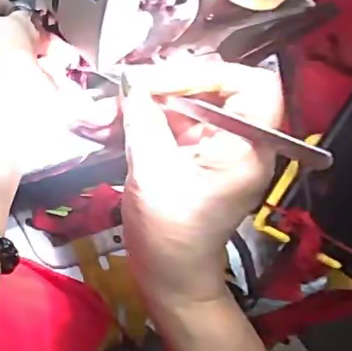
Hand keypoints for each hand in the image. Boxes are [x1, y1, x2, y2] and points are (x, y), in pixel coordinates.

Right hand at [120, 59, 283, 310]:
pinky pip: (166, 126)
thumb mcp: (153, 175)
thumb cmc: (171, 234)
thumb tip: (133, 88)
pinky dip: (137, 122)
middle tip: (124, 92)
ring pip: (181, 107)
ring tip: (102, 113)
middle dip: (162, 87)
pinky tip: (106, 125)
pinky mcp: (188, 158)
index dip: (205, 74)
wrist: (171, 276)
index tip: (160, 83)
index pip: (249, 84)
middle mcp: (236, 141)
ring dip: (141, 105)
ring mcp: (211, 149)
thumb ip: (144, 125)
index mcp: (245, 146)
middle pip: (209, 90)